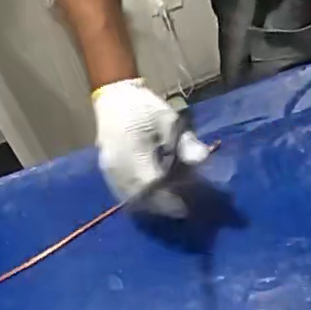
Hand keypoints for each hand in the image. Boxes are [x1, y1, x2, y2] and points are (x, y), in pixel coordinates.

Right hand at [92, 79, 209, 215]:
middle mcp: (118, 169)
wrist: (114, 100)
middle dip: (162, 206)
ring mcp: (110, 175)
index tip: (188, 205)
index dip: (170, 198)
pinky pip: (124, 197)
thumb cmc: (144, 108)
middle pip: (141, 199)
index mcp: (132, 152)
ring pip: (131, 201)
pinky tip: (153, 199)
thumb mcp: (169, 121)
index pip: (153, 185)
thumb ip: (185, 143)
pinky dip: (140, 202)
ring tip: (169, 206)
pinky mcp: (108, 176)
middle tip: (182, 210)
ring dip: (151, 206)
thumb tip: (202, 159)